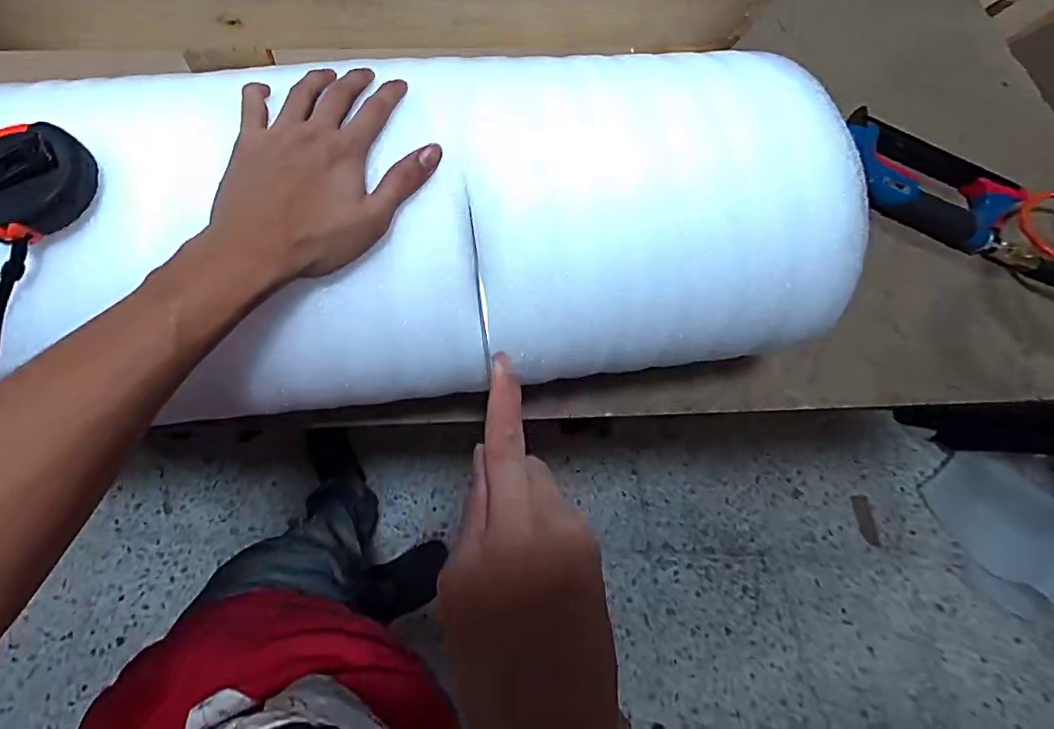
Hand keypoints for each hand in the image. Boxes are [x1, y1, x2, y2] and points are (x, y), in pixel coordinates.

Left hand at [207, 67, 440, 284]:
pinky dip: (257, 93)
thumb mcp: (371, 219)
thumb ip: (402, 182)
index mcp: (344, 150)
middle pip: (338, 95)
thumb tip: (432, 150)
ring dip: (316, 80)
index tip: (398, 83)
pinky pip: (252, 107)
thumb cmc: (315, 241)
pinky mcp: (248, 143)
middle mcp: (313, 133)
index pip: (374, 111)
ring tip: (326, 75)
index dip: (389, 94)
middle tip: (365, 74)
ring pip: (299, 94)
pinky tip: (261, 89)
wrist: (252, 249)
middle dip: (355, 80)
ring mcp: (278, 134)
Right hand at [438, 355, 622, 728]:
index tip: (503, 361)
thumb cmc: (489, 661)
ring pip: (542, 490)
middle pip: (526, 466)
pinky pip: (557, 516)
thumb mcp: (458, 587)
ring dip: (520, 505)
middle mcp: (557, 524)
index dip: (504, 400)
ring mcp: (582, 540)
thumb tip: (486, 458)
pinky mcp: (594, 556)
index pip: (508, 448)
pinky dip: (537, 526)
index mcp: (513, 533)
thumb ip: (473, 513)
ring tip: (506, 564)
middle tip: (481, 531)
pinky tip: (529, 576)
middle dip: (504, 478)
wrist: (554, 724)